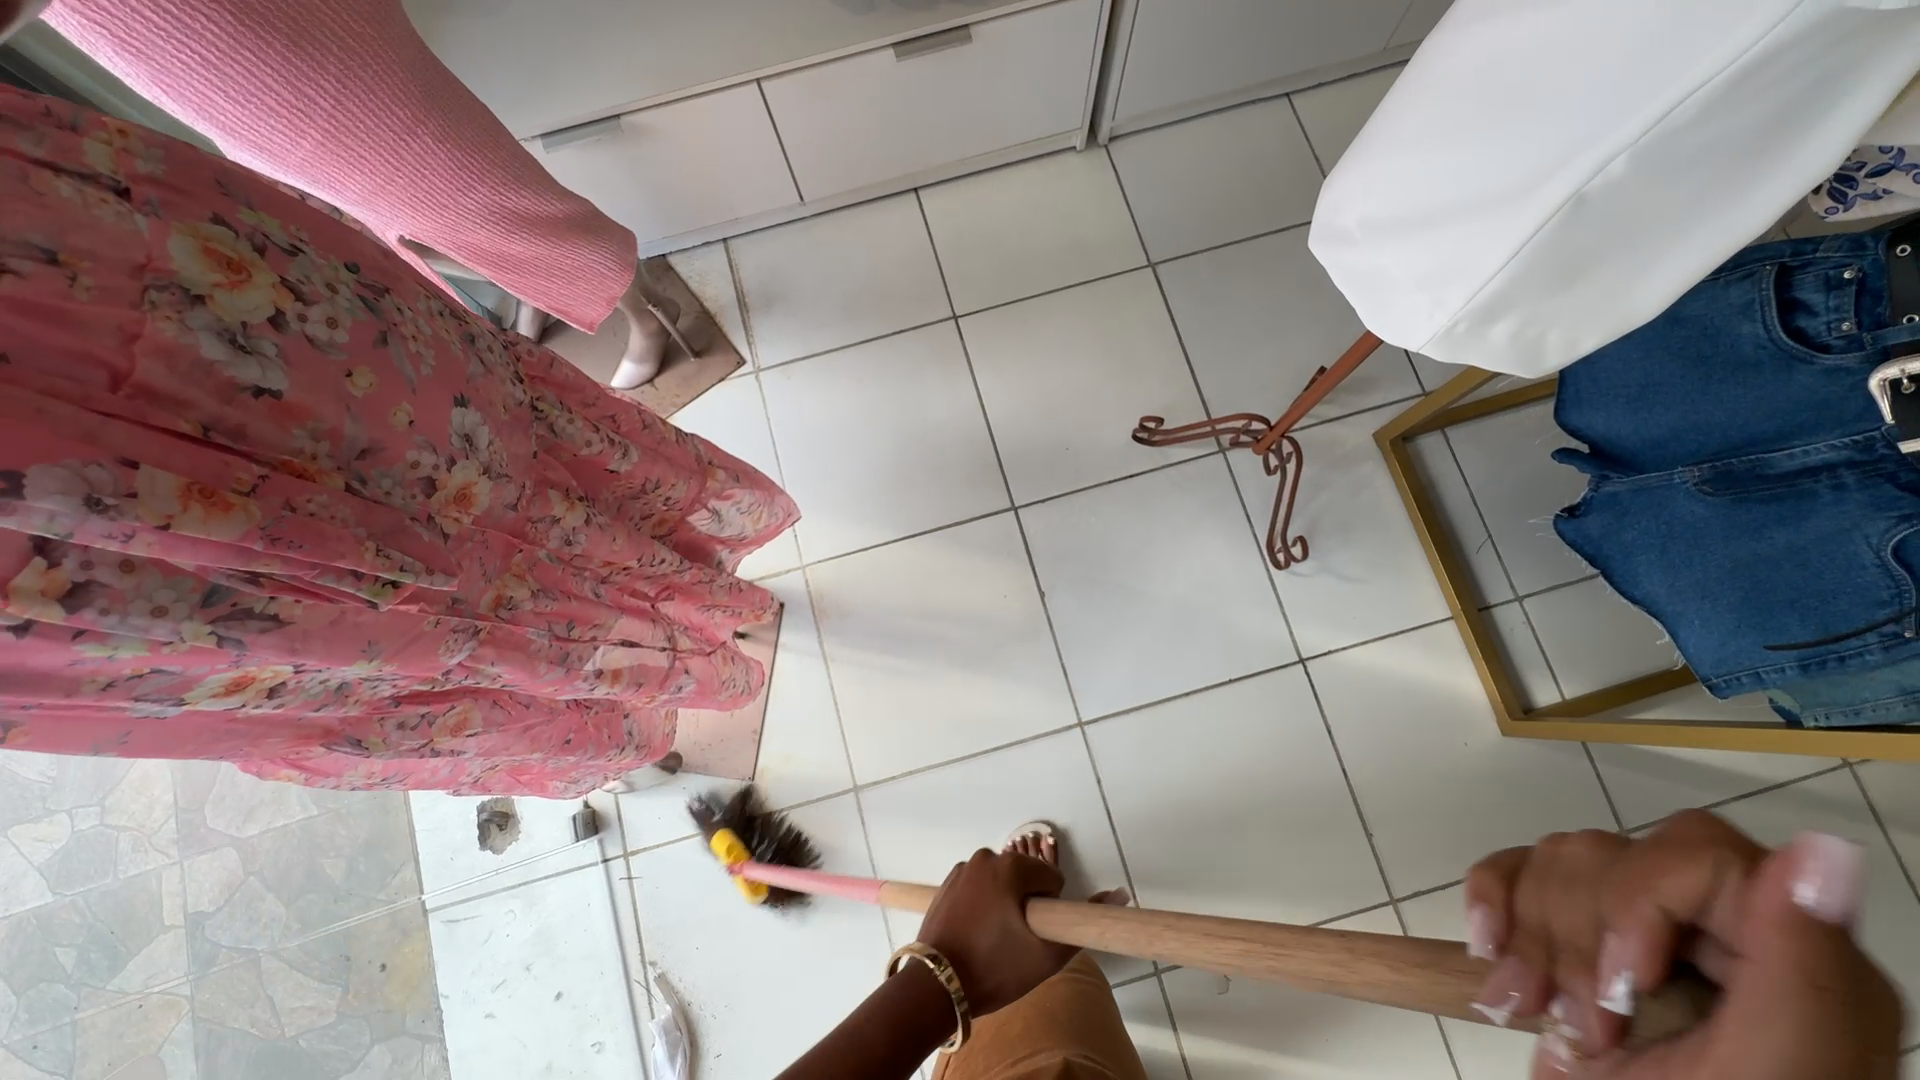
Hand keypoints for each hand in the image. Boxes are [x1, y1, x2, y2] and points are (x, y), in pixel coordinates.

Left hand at [915, 848, 1078, 1015]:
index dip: (1049, 910)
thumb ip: (1085, 923)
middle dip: (1026, 904)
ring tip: (994, 939)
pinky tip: (976, 933)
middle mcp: (984, 857)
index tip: (1034, 935)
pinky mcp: (946, 884)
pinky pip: (978, 888)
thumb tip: (1120, 893)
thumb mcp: (1048, 954)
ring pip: (1000, 883)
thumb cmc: (996, 968)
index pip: (1050, 879)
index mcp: (1009, 866)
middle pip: (1024, 878)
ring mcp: (962, 869)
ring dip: (1004, 903)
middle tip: (1015, 940)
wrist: (937, 986)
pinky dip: (983, 904)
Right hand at [1464, 811, 1903, 1078]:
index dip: (1636, 902)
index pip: (1694, 851)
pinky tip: (1490, 957)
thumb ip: (1800, 963)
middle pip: (1609, 853)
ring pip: (1553, 860)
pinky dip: (1489, 906)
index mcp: (1784, 949)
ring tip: (1532, 1009)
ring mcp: (1635, 923)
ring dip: (1528, 940)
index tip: (1620, 988)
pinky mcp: (1572, 927)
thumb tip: (1826, 848)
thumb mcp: (1765, 1070)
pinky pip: (1510, 869)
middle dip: (1572, 939)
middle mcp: (1711, 922)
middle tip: (1583, 1027)